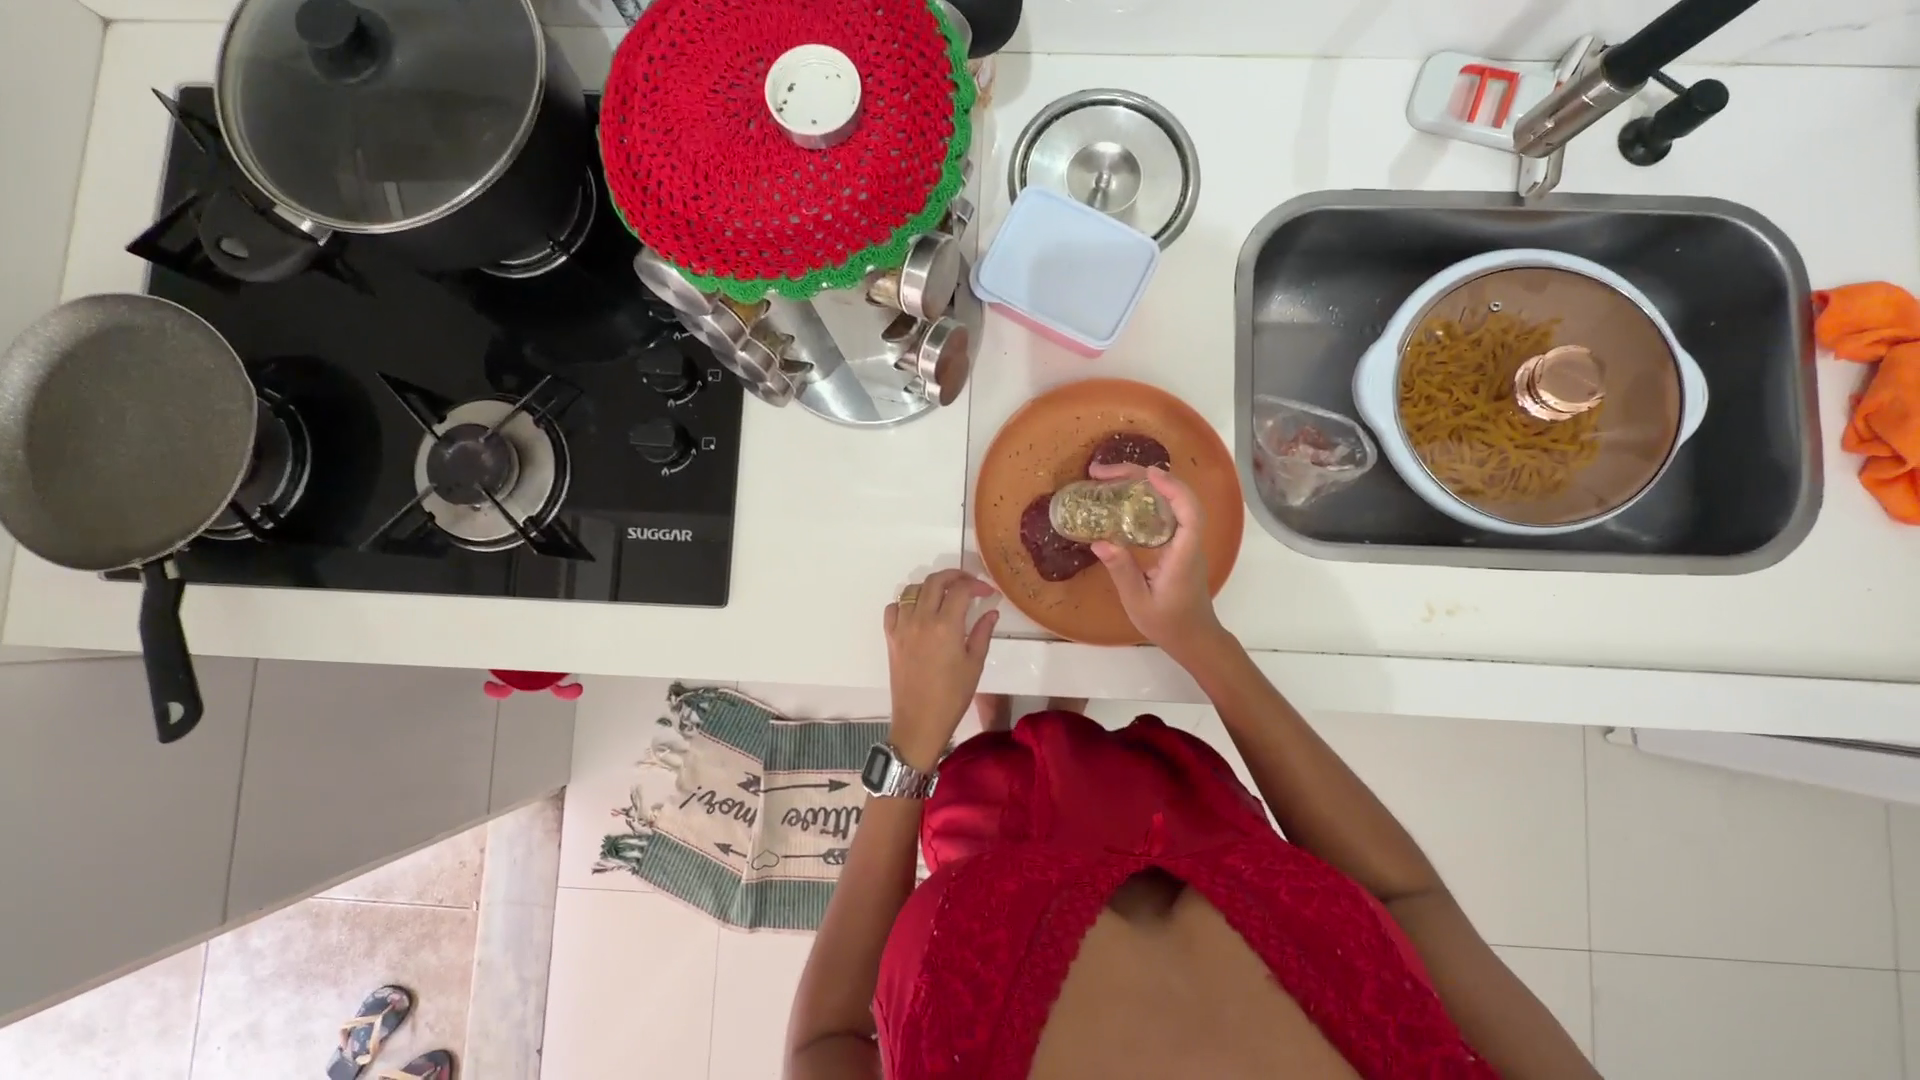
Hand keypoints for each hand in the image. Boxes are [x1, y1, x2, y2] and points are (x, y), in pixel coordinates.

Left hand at [883, 569, 999, 769]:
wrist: (920, 721)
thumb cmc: (952, 696)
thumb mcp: (974, 664)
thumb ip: (982, 633)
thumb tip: (991, 612)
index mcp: (945, 625)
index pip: (960, 589)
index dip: (976, 585)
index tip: (987, 592)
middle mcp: (921, 619)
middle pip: (934, 581)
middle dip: (954, 576)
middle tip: (968, 584)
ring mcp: (902, 627)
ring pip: (911, 590)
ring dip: (930, 587)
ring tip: (944, 595)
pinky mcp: (890, 637)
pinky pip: (894, 608)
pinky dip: (905, 603)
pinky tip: (918, 612)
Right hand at [1088, 463, 1223, 653]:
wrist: (1194, 638)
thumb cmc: (1169, 624)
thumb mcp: (1139, 602)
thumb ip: (1122, 571)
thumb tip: (1100, 542)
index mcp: (1184, 555)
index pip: (1189, 513)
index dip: (1173, 489)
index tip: (1148, 474)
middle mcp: (1188, 542)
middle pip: (1175, 498)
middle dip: (1142, 478)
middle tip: (1102, 473)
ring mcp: (1184, 541)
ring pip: (1169, 502)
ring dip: (1140, 485)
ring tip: (1105, 480)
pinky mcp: (1176, 544)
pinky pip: (1163, 513)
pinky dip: (1141, 499)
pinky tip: (1118, 499)